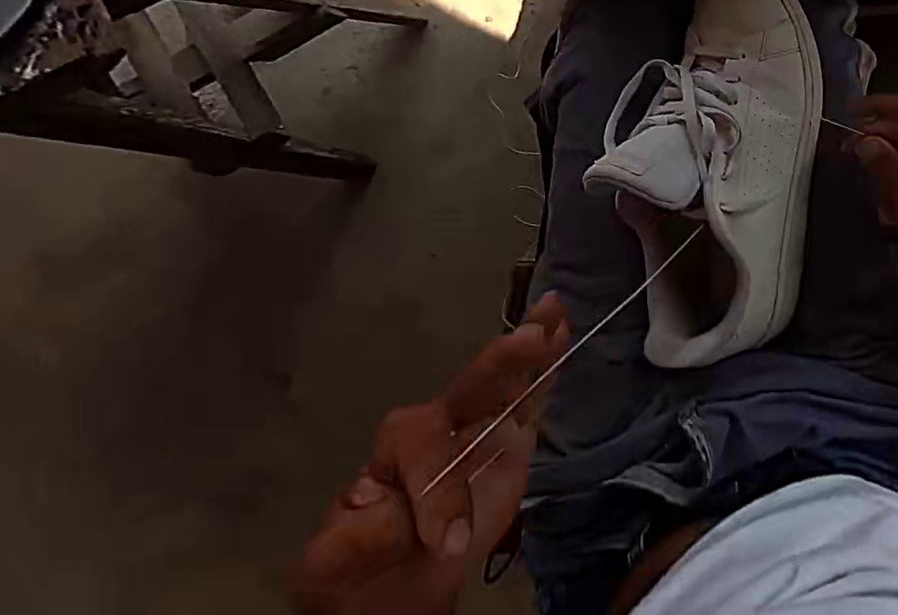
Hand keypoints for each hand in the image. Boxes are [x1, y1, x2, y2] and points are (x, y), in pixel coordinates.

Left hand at [288, 295, 570, 614]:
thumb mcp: (337, 561)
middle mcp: (442, 425)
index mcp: (397, 445)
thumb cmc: (358, 567)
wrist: (392, 589)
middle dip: (502, 360)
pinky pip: (531, 405)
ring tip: (553, 310)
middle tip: (531, 337)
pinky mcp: (511, 447)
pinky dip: (548, 373)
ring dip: (533, 347)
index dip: (442, 489)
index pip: (425, 446)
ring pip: (508, 384)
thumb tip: (437, 528)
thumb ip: (370, 536)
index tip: (453, 541)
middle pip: (472, 386)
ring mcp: (480, 431)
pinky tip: (560, 337)